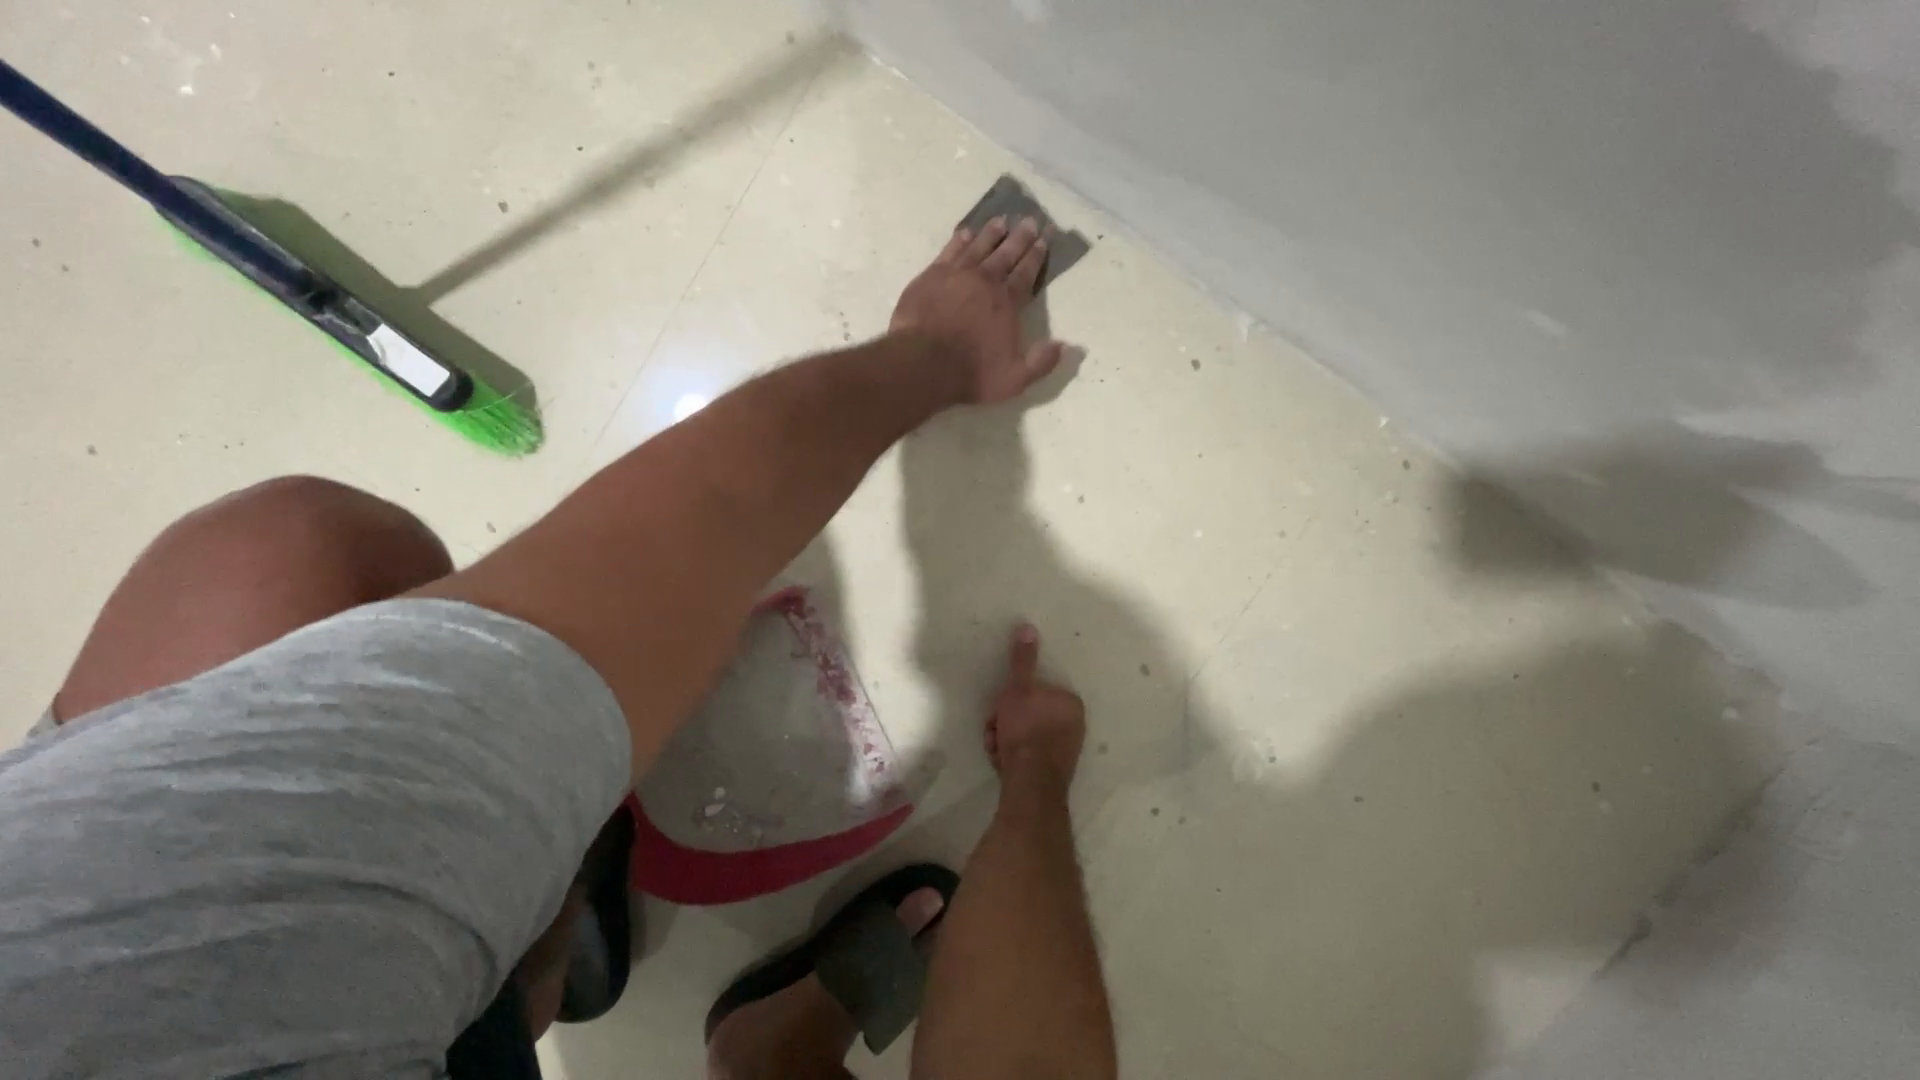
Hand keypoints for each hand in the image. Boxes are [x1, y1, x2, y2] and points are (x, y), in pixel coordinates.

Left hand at [891, 216, 1069, 404]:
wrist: (923, 363)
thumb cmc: (971, 373)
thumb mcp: (1014, 379)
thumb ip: (1041, 362)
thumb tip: (1067, 346)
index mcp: (1007, 303)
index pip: (1026, 274)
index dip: (1036, 256)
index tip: (1044, 238)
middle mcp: (985, 282)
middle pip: (1006, 254)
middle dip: (1020, 237)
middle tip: (1029, 219)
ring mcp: (957, 275)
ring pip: (979, 247)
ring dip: (991, 233)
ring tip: (1001, 220)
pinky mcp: (931, 276)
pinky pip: (950, 251)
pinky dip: (960, 240)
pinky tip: (966, 232)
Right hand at [985, 622, 1086, 786]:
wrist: (1031, 781)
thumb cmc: (1026, 728)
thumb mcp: (1019, 688)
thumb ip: (1023, 660)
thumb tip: (1028, 628)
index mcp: (1071, 703)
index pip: (1036, 691)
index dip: (1012, 698)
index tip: (1000, 708)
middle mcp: (1075, 726)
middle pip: (1029, 714)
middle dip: (1006, 722)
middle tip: (995, 730)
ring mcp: (1066, 750)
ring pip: (1025, 735)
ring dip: (1004, 740)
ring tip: (996, 748)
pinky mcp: (1055, 771)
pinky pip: (1028, 755)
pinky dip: (1012, 756)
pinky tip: (1002, 762)